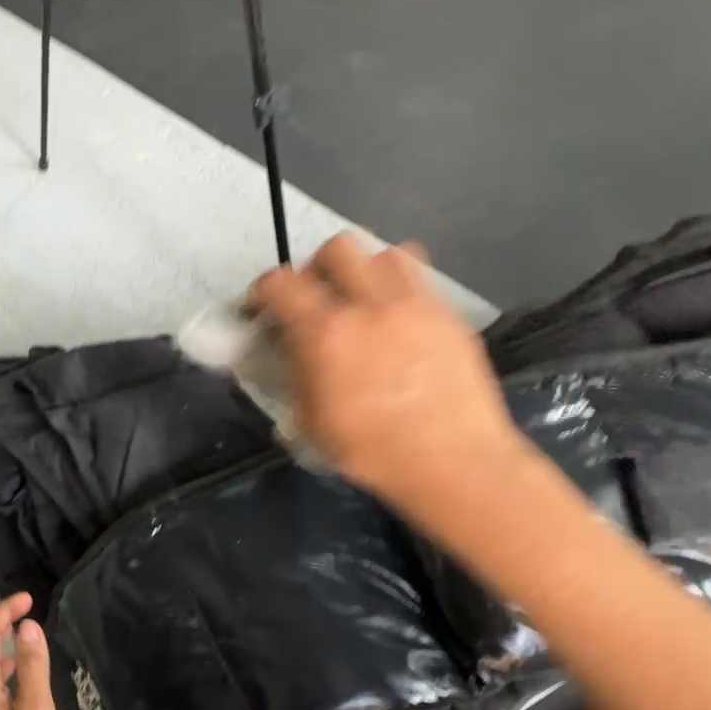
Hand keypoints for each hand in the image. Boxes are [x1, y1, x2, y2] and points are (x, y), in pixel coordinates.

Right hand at [249, 232, 531, 516]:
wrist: (451, 461)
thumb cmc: (369, 450)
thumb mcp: (310, 418)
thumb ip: (297, 372)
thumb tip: (292, 350)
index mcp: (326, 334)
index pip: (281, 284)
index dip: (262, 290)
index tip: (259, 309)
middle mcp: (370, 306)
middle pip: (337, 248)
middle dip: (315, 268)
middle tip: (313, 298)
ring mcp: (416, 305)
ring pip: (384, 253)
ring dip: (363, 271)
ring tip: (360, 302)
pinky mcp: (449, 315)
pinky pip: (420, 279)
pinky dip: (399, 288)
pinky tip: (395, 320)